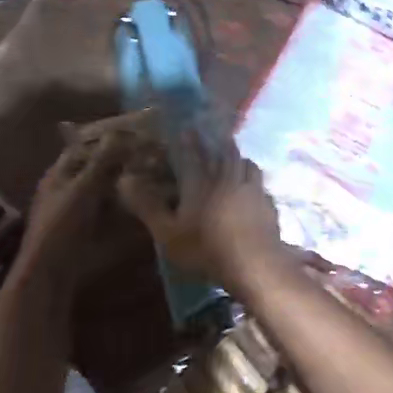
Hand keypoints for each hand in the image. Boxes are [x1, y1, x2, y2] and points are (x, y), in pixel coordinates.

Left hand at [11, 111, 152, 285]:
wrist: (52, 272)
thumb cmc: (62, 225)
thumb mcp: (83, 188)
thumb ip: (102, 161)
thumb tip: (120, 132)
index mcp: (61, 171)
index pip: (88, 144)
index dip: (112, 136)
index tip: (141, 132)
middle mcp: (70, 184)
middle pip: (100, 164)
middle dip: (125, 157)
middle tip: (156, 152)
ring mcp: (81, 206)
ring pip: (109, 184)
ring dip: (130, 177)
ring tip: (158, 171)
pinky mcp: (92, 224)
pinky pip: (114, 204)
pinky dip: (130, 198)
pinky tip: (149, 197)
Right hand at [117, 134, 290, 295]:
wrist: (254, 263)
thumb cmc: (205, 249)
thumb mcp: (167, 232)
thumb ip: (147, 205)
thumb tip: (123, 179)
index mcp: (201, 183)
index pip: (193, 156)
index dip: (189, 142)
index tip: (187, 129)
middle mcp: (228, 179)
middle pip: (224, 154)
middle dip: (216, 143)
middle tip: (214, 135)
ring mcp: (253, 190)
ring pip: (247, 164)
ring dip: (239, 158)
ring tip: (236, 156)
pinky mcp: (269, 205)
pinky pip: (261, 185)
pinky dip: (255, 180)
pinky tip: (255, 186)